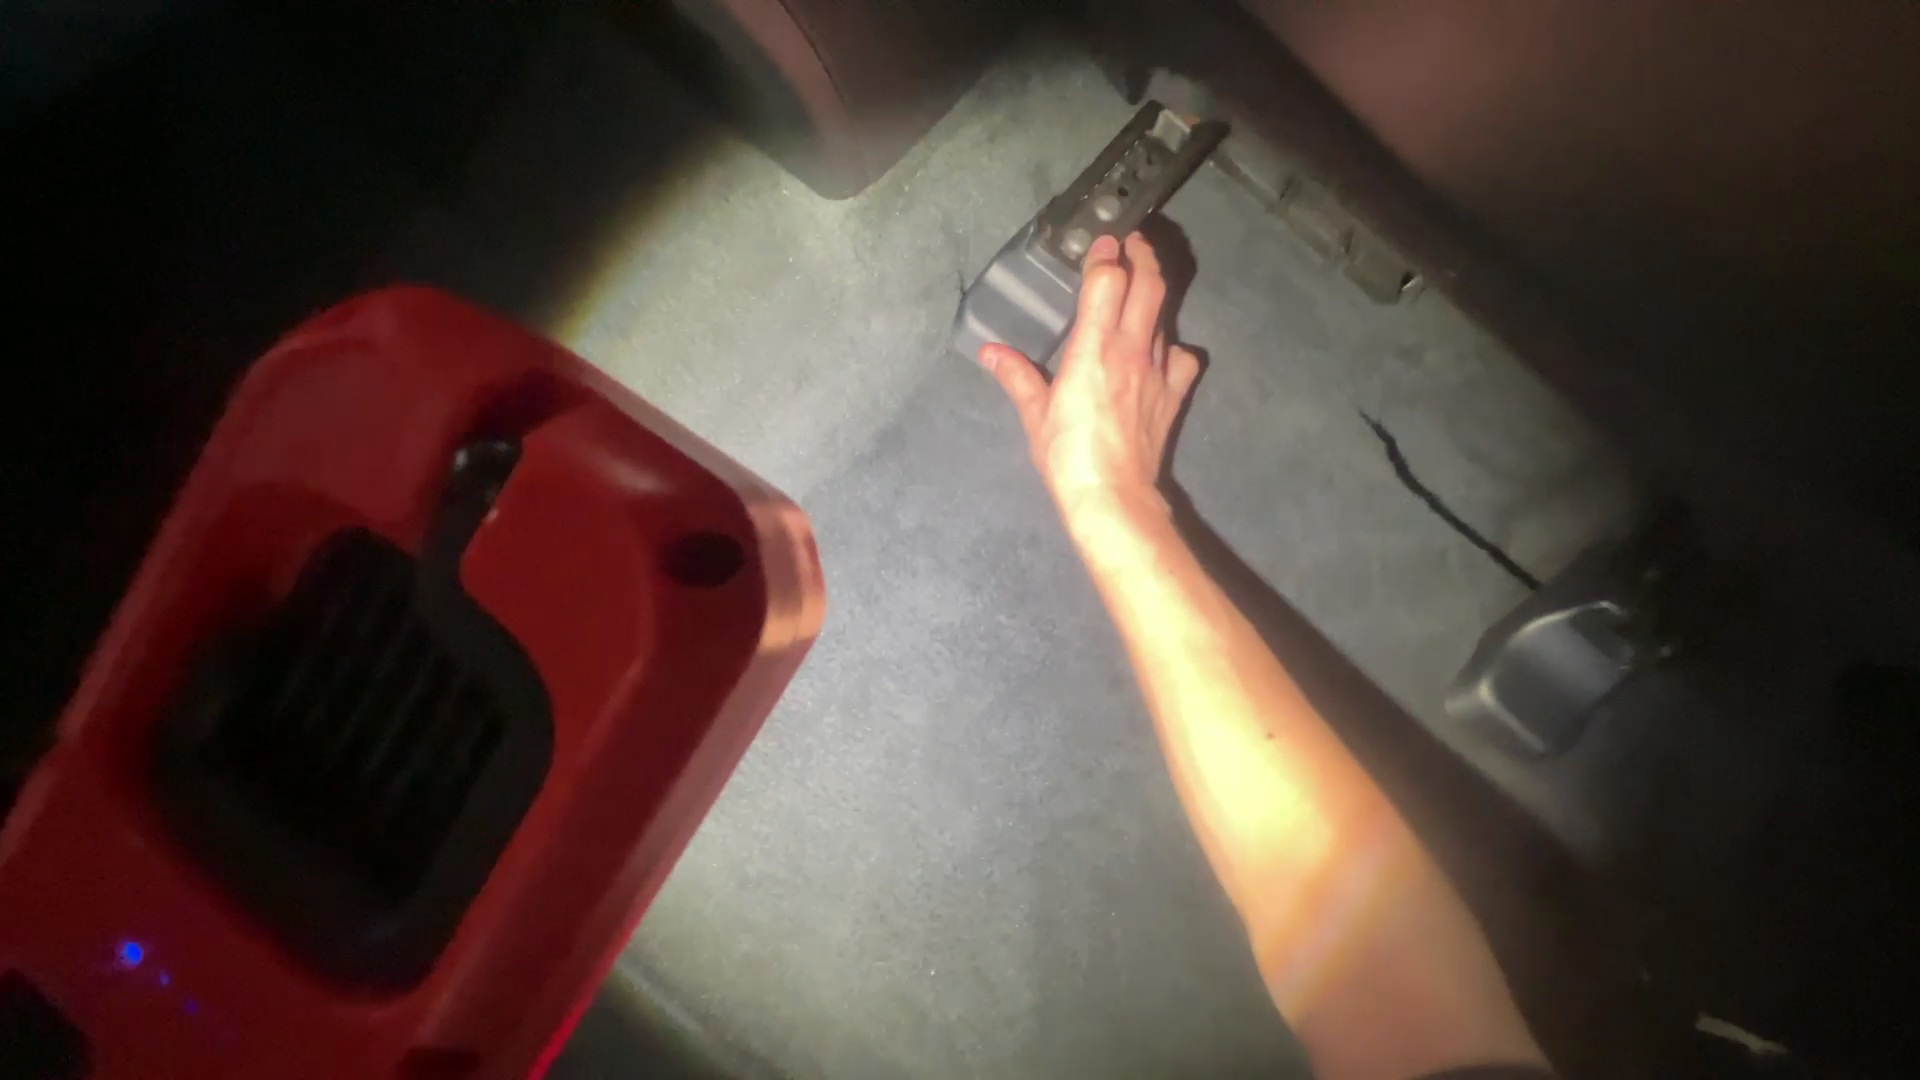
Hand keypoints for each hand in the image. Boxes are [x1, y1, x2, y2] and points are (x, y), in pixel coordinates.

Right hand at [979, 232, 1201, 527]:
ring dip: (1155, 292)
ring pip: (1165, 315)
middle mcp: (1131, 351)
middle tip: (1133, 242)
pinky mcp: (1173, 395)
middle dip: (1142, 255)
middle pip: (1148, 285)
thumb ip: (1017, 377)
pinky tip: (1161, 352)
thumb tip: (990, 353)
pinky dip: (1172, 346)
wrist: (1113, 496)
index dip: (1106, 254)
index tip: (1102, 241)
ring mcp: (1157, 371)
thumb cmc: (1067, 457)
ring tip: (1143, 283)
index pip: (1107, 283)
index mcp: (1093, 349)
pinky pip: (1181, 357)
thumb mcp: (1035, 416)